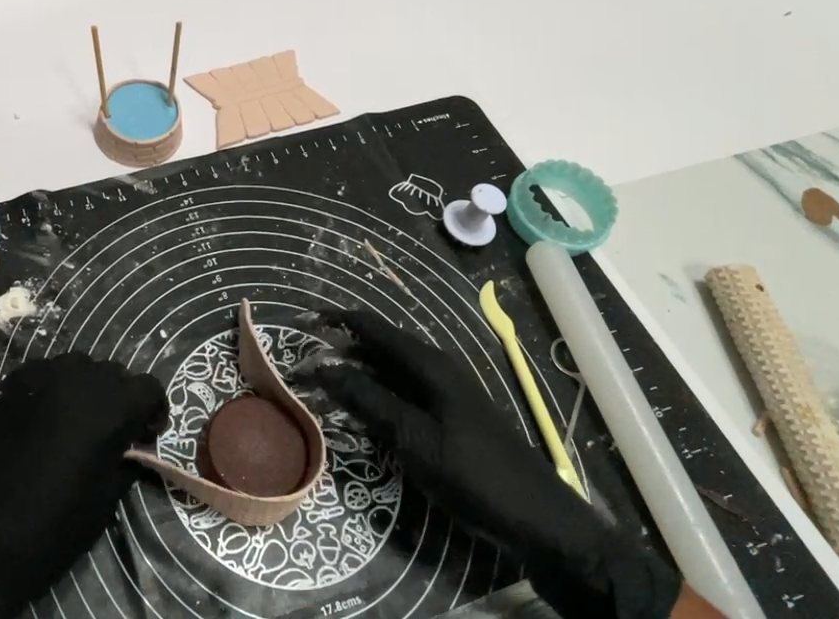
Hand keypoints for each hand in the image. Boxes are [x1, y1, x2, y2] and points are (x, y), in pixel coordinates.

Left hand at [0, 353, 166, 618]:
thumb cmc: (56, 521)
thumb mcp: (108, 495)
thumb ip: (126, 456)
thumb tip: (130, 444)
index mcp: (111, 407)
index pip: (149, 387)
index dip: (153, 409)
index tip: (144, 434)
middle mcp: (80, 378)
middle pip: (114, 373)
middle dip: (120, 398)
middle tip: (110, 431)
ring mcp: (43, 374)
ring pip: (80, 367)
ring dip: (86, 389)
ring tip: (75, 421)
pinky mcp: (13, 379)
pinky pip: (47, 373)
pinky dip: (54, 389)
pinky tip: (43, 419)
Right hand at [302, 309, 682, 618]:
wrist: (538, 519)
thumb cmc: (473, 473)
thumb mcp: (412, 437)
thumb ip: (366, 398)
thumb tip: (320, 364)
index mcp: (428, 363)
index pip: (371, 326)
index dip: (334, 320)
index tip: (299, 325)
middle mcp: (436, 367)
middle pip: (378, 346)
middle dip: (339, 350)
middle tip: (302, 366)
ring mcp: (445, 392)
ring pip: (389, 371)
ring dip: (355, 375)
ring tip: (321, 389)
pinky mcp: (449, 415)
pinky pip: (402, 393)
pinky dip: (375, 396)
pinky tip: (360, 414)